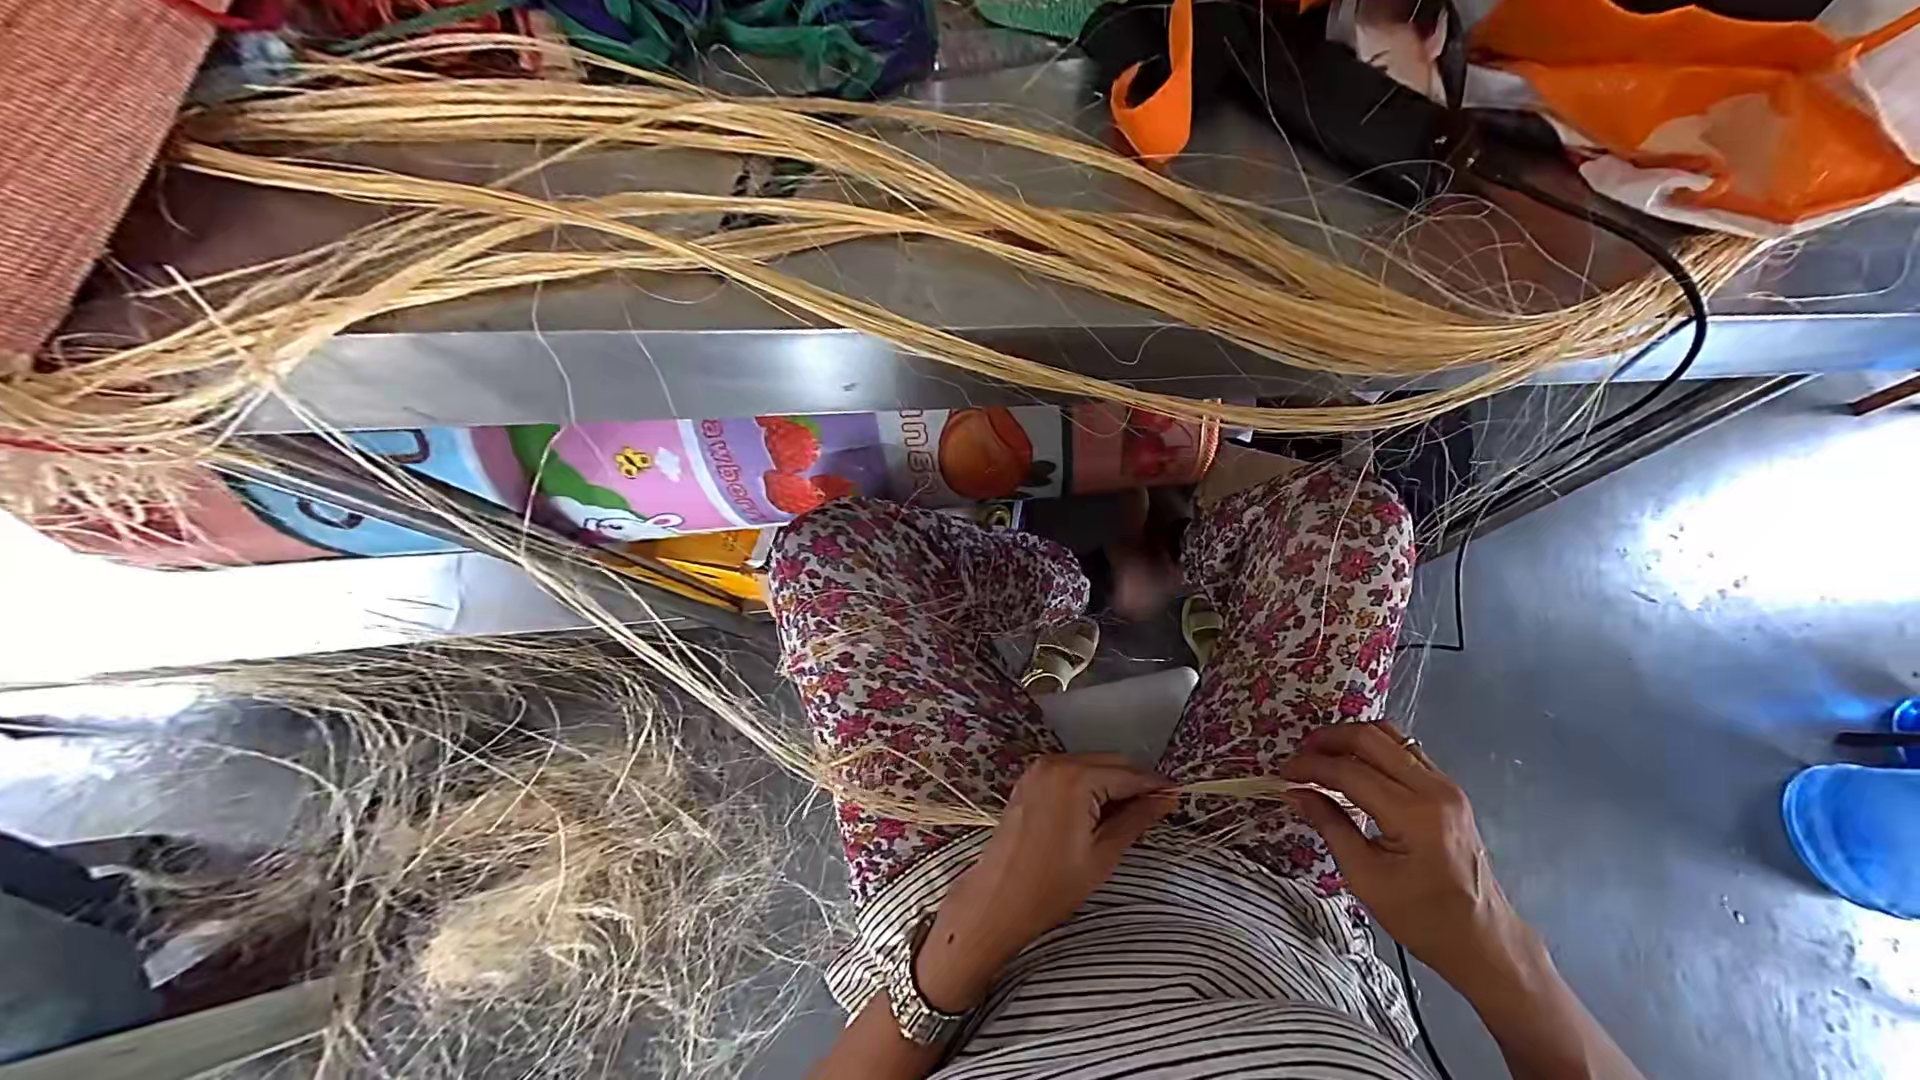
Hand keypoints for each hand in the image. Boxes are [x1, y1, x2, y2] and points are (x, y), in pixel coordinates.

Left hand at [915, 754, 1175, 1010]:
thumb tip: (1167, 796)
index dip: (1156, 786)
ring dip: (1112, 784)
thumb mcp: (1103, 854)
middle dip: (1134, 783)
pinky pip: (1070, 772)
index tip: (1179, 797)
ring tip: (1128, 818)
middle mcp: (1055, 762)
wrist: (998, 899)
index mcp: (1075, 778)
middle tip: (1156, 812)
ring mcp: (1038, 768)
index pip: (1129, 774)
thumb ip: (1137, 818)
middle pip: (1110, 762)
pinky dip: (1089, 785)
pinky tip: (1098, 813)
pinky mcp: (1029, 779)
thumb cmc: (1052, 885)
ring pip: (1091, 765)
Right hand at [1280, 722, 1524, 988]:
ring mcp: (1446, 786)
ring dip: (1349, 739)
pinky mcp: (1449, 790)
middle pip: (1370, 738)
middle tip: (1300, 758)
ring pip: (1389, 735)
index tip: (1284, 775)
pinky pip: (1403, 750)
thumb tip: (1293, 792)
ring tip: (1322, 757)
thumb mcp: (1364, 876)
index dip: (1310, 767)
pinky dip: (1371, 748)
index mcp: (1414, 815)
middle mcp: (1434, 790)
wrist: (1486, 942)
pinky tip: (1352, 767)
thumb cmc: (1423, 918)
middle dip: (1327, 741)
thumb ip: (1328, 824)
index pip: (1349, 771)